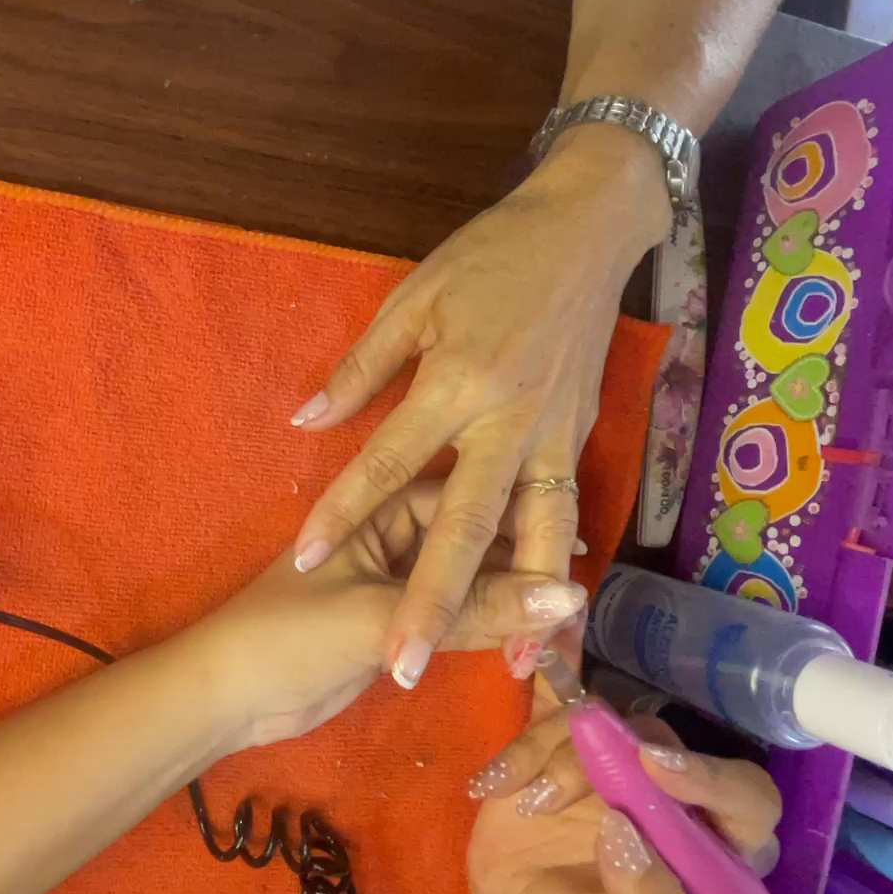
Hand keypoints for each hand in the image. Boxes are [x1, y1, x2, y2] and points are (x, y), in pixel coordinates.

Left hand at [184, 482, 586, 750]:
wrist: (229, 696)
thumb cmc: (289, 635)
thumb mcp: (378, 617)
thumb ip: (470, 610)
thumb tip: (566, 598)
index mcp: (374, 513)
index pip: (454, 502)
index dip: (510, 521)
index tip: (573, 538)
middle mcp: (387, 539)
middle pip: (464, 540)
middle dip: (516, 559)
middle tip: (580, 575)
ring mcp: (389, 582)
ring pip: (461, 580)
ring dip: (505, 596)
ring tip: (567, 613)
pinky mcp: (391, 623)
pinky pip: (449, 616)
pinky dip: (483, 625)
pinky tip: (525, 635)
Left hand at [288, 125, 671, 688]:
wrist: (586, 227)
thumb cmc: (487, 259)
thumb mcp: (411, 301)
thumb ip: (361, 370)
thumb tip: (307, 422)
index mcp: (455, 382)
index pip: (385, 463)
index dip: (341, 511)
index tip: (306, 560)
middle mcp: (507, 420)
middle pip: (464, 525)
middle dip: (433, 600)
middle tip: (402, 664)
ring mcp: (554, 432)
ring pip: (537, 532)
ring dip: (523, 603)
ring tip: (507, 666)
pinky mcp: (583, 434)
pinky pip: (567, 506)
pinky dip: (560, 558)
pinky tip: (553, 601)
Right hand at [464, 640, 782, 893]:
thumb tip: (625, 832)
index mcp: (711, 851)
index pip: (745, 795)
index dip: (709, 774)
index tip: (652, 766)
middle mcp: (668, 797)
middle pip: (655, 740)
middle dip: (601, 759)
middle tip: (552, 794)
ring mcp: (610, 764)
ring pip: (595, 721)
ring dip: (548, 756)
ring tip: (521, 805)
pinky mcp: (555, 744)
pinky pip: (545, 710)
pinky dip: (517, 741)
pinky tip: (491, 784)